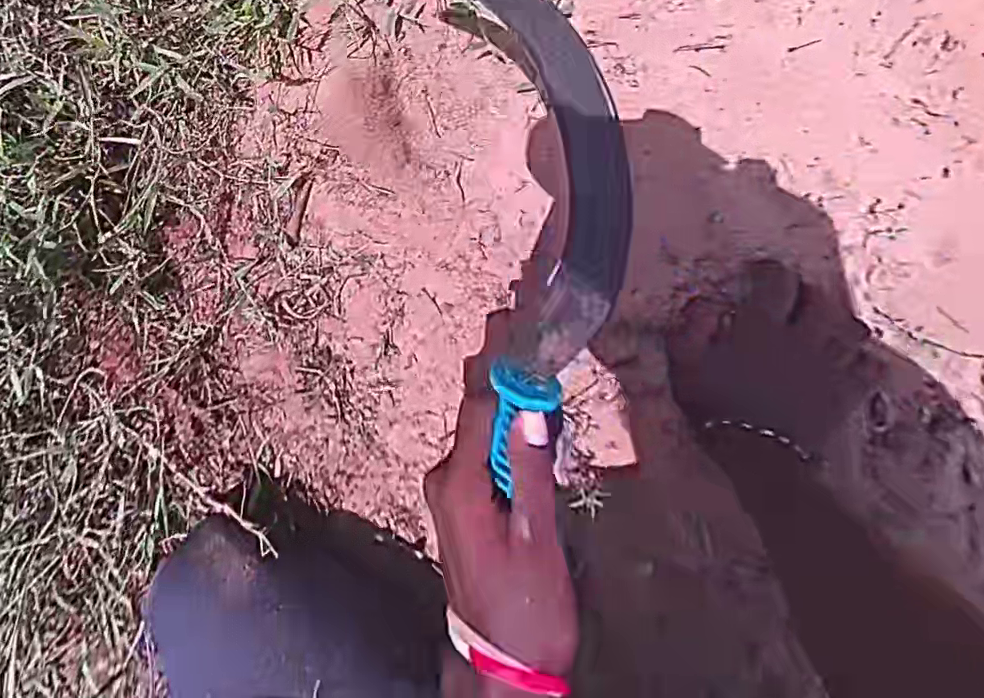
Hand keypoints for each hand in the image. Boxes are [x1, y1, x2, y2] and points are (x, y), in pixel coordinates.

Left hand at [424, 311, 577, 689]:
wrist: (500, 663)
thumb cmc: (525, 607)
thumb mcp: (538, 540)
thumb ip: (533, 472)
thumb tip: (533, 409)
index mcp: (460, 480)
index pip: (480, 406)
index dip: (497, 363)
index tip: (510, 321)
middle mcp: (446, 476)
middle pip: (475, 412)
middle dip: (497, 371)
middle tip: (514, 324)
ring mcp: (449, 489)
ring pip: (478, 431)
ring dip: (502, 401)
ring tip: (524, 362)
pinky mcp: (459, 501)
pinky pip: (479, 453)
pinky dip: (500, 432)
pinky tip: (522, 421)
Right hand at [667, 259, 875, 454]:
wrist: (765, 459)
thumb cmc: (716, 407)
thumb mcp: (684, 364)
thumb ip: (691, 327)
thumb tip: (707, 302)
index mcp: (761, 328)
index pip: (775, 283)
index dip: (769, 271)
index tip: (759, 271)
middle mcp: (804, 339)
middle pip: (821, 299)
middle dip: (806, 290)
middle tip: (790, 294)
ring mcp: (833, 366)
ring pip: (851, 327)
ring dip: (835, 318)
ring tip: (819, 321)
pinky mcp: (853, 392)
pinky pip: (871, 363)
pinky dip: (860, 354)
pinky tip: (845, 358)